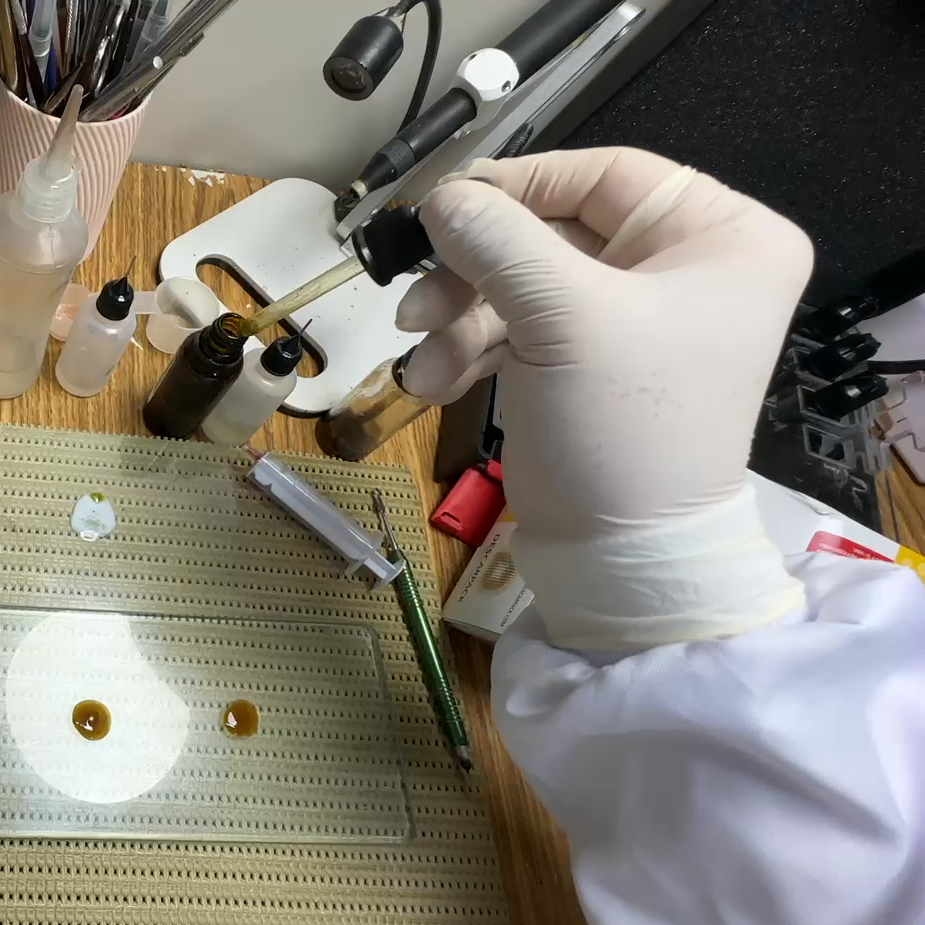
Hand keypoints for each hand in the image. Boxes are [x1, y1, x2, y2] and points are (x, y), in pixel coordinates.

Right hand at [397, 148, 811, 647]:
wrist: (614, 547)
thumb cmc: (618, 424)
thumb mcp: (562, 321)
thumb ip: (498, 247)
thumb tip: (438, 200)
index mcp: (711, 238)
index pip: (601, 178)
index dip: (514, 187)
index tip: (435, 209)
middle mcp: (667, 273)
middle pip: (540, 242)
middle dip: (467, 281)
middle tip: (412, 310)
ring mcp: (611, 324)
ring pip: (508, 294)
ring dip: (453, 331)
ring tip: (421, 372)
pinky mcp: (567, 367)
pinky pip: (503, 337)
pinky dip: (462, 359)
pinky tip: (435, 388)